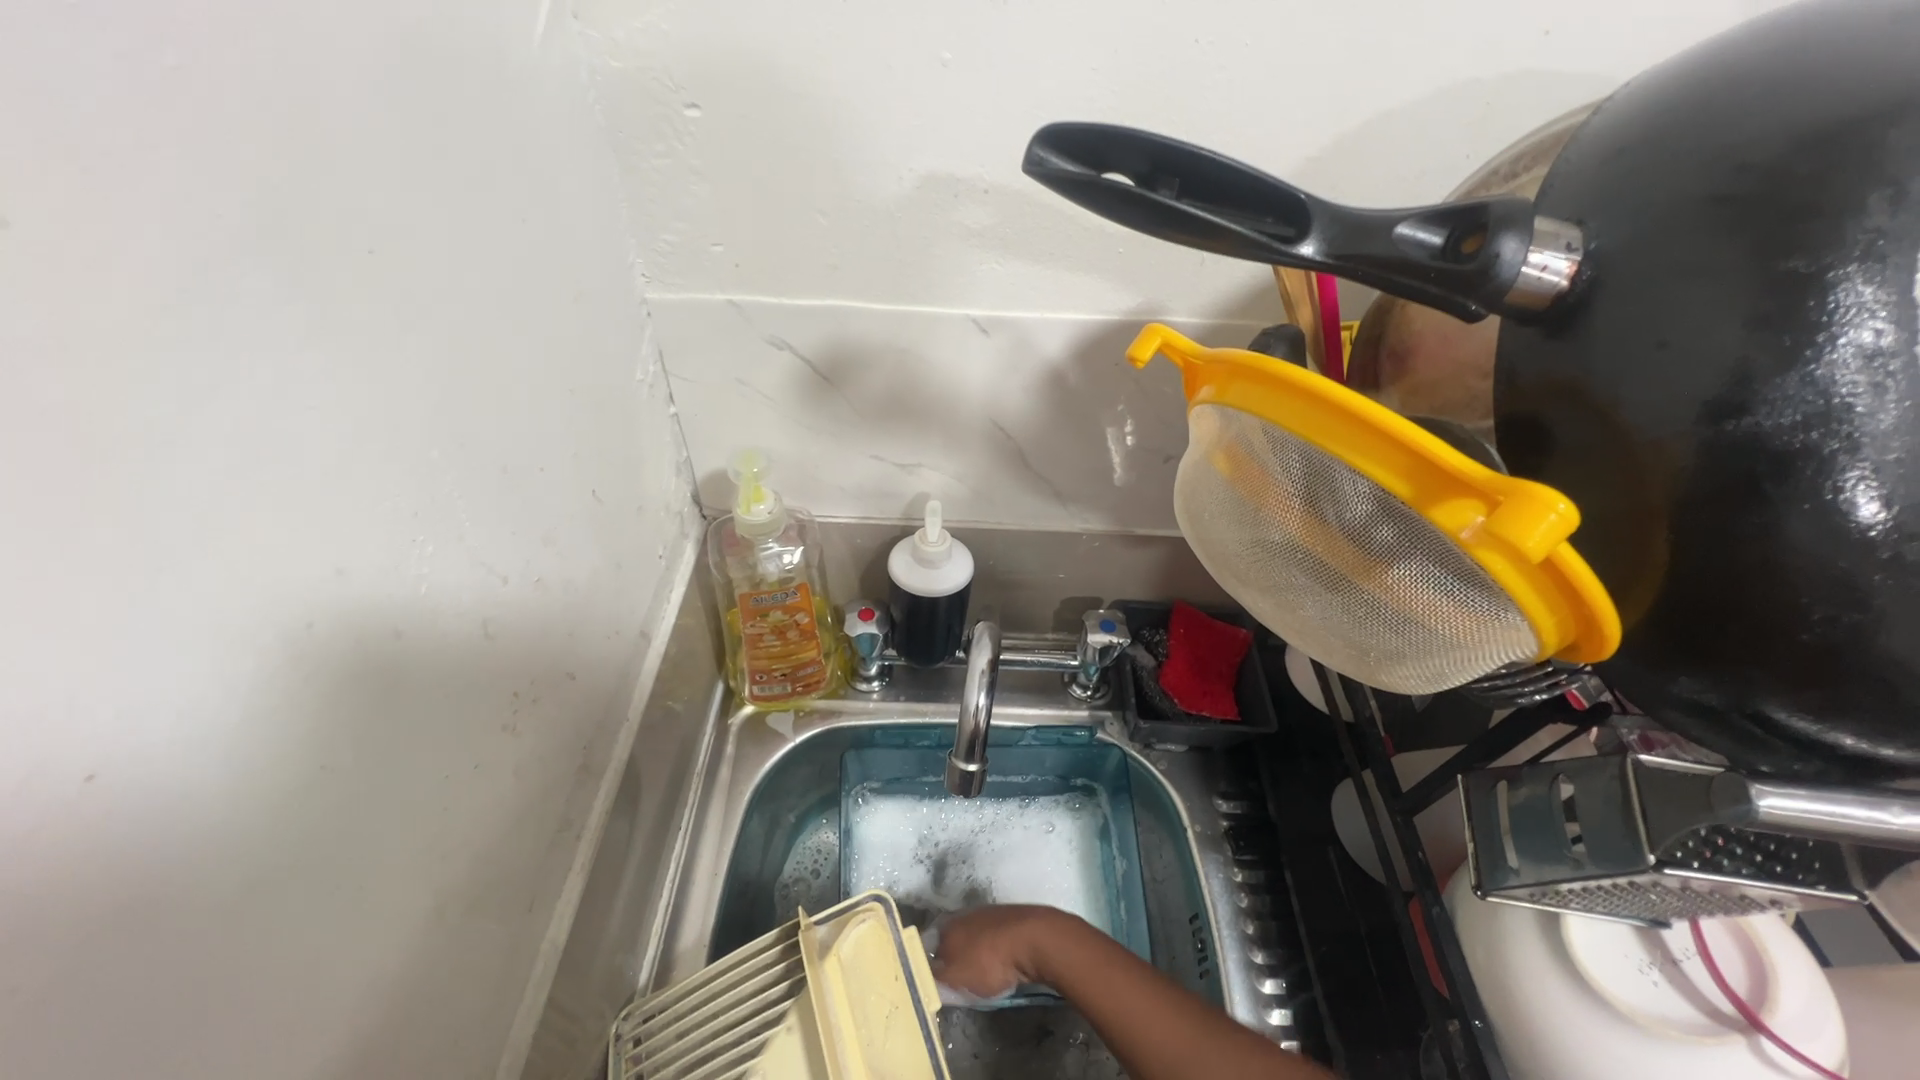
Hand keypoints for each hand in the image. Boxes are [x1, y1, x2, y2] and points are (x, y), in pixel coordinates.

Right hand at [929, 905, 1074, 998]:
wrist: (1033, 940)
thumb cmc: (988, 962)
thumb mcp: (954, 979)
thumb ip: (935, 980)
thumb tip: (926, 978)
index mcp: (945, 926)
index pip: (927, 946)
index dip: (928, 964)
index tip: (934, 981)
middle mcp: (963, 914)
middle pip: (951, 940)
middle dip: (953, 958)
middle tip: (959, 981)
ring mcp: (988, 913)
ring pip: (974, 937)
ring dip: (976, 954)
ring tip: (984, 975)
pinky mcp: (1010, 918)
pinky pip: (995, 938)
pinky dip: (996, 950)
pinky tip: (1004, 963)